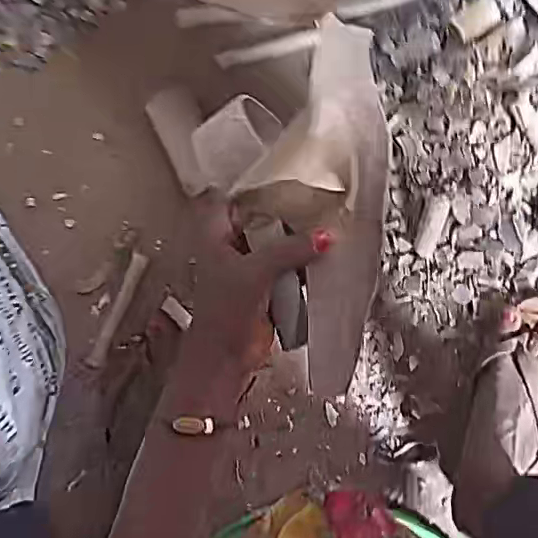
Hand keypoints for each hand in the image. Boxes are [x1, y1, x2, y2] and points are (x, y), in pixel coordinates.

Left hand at [167, 197, 330, 404]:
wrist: (225, 360)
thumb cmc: (224, 315)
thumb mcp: (256, 273)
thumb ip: (289, 250)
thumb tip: (322, 236)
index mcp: (215, 235)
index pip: (234, 198)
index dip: (256, 187)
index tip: (285, 177)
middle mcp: (230, 246)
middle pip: (260, 219)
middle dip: (284, 213)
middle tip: (313, 199)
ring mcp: (248, 266)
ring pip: (275, 242)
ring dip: (295, 238)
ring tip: (323, 222)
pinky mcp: (265, 285)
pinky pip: (286, 265)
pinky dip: (301, 261)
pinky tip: (321, 254)